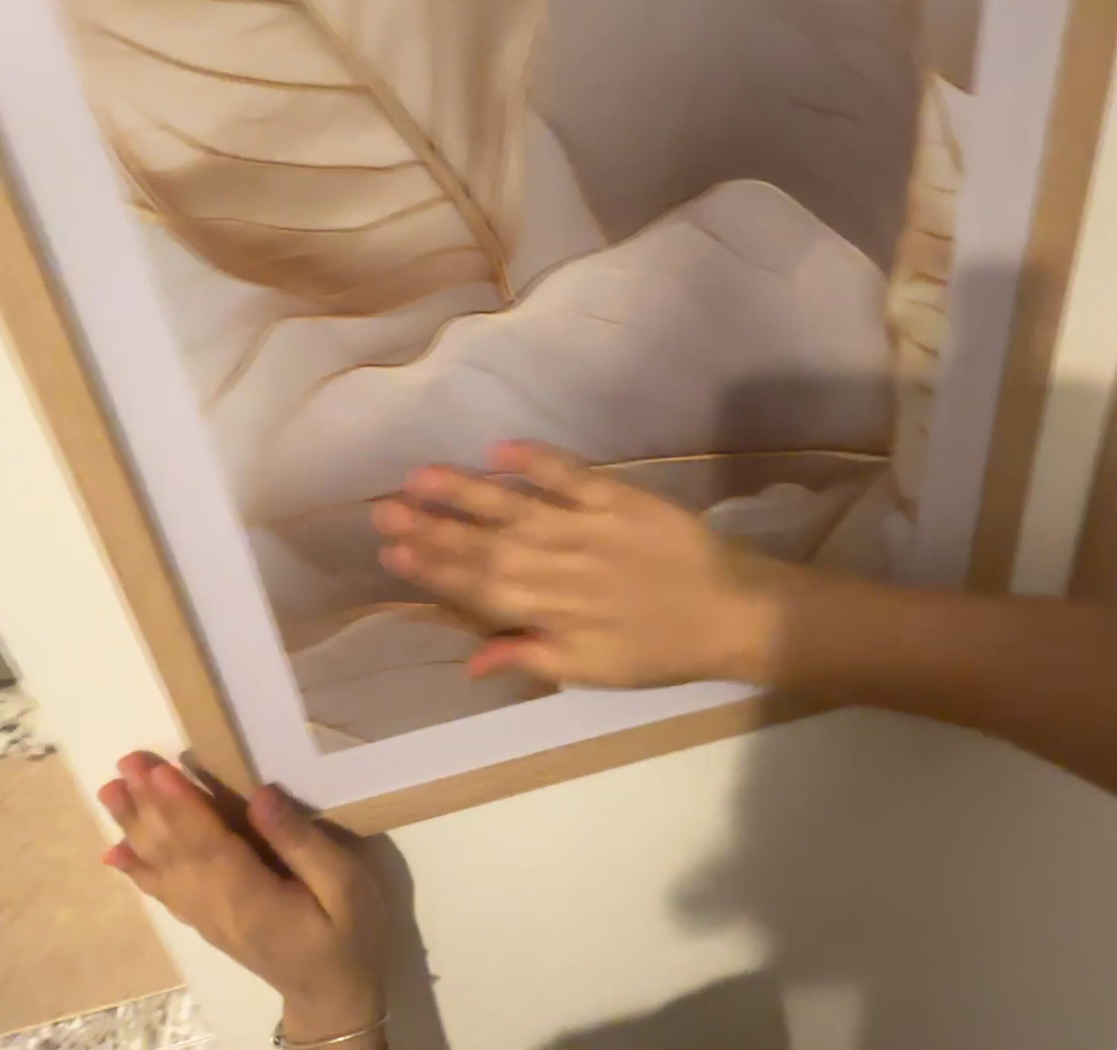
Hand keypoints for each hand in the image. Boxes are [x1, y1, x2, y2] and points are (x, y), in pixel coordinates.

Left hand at [98, 753, 384, 1041]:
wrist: (334, 995)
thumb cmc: (349, 934)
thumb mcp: (345, 886)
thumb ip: (302, 843)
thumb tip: (261, 797)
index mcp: (252, 897)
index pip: (209, 845)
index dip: (184, 807)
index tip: (160, 772)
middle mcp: (217, 908)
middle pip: (176, 851)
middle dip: (150, 805)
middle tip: (125, 763)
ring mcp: (207, 917)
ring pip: (164, 867)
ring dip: (136, 827)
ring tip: (111, 791)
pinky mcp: (208, 920)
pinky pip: (166, 890)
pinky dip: (138, 869)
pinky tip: (116, 852)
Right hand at [371, 440, 785, 687]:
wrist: (732, 612)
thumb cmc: (658, 650)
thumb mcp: (593, 671)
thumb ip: (530, 658)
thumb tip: (469, 661)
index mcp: (551, 611)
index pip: (479, 588)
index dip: (433, 571)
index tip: (392, 554)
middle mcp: (559, 565)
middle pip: (485, 545)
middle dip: (431, 529)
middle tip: (383, 511)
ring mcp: (587, 526)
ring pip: (515, 507)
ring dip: (465, 492)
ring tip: (418, 476)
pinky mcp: (618, 498)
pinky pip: (571, 475)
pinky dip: (536, 460)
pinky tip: (498, 445)